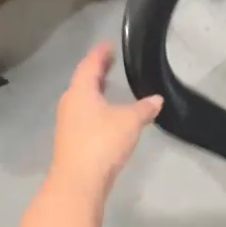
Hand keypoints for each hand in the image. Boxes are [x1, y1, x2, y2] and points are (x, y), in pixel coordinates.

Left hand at [47, 43, 162, 201]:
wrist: (78, 181)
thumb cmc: (102, 141)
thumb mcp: (130, 121)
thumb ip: (144, 108)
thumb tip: (156, 99)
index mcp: (81, 92)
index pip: (89, 66)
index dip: (99, 55)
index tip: (108, 45)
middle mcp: (71, 104)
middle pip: (82, 82)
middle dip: (96, 72)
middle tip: (110, 62)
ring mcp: (69, 124)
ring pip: (82, 100)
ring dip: (95, 91)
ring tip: (108, 85)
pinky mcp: (72, 141)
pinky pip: (84, 115)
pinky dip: (95, 108)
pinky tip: (108, 114)